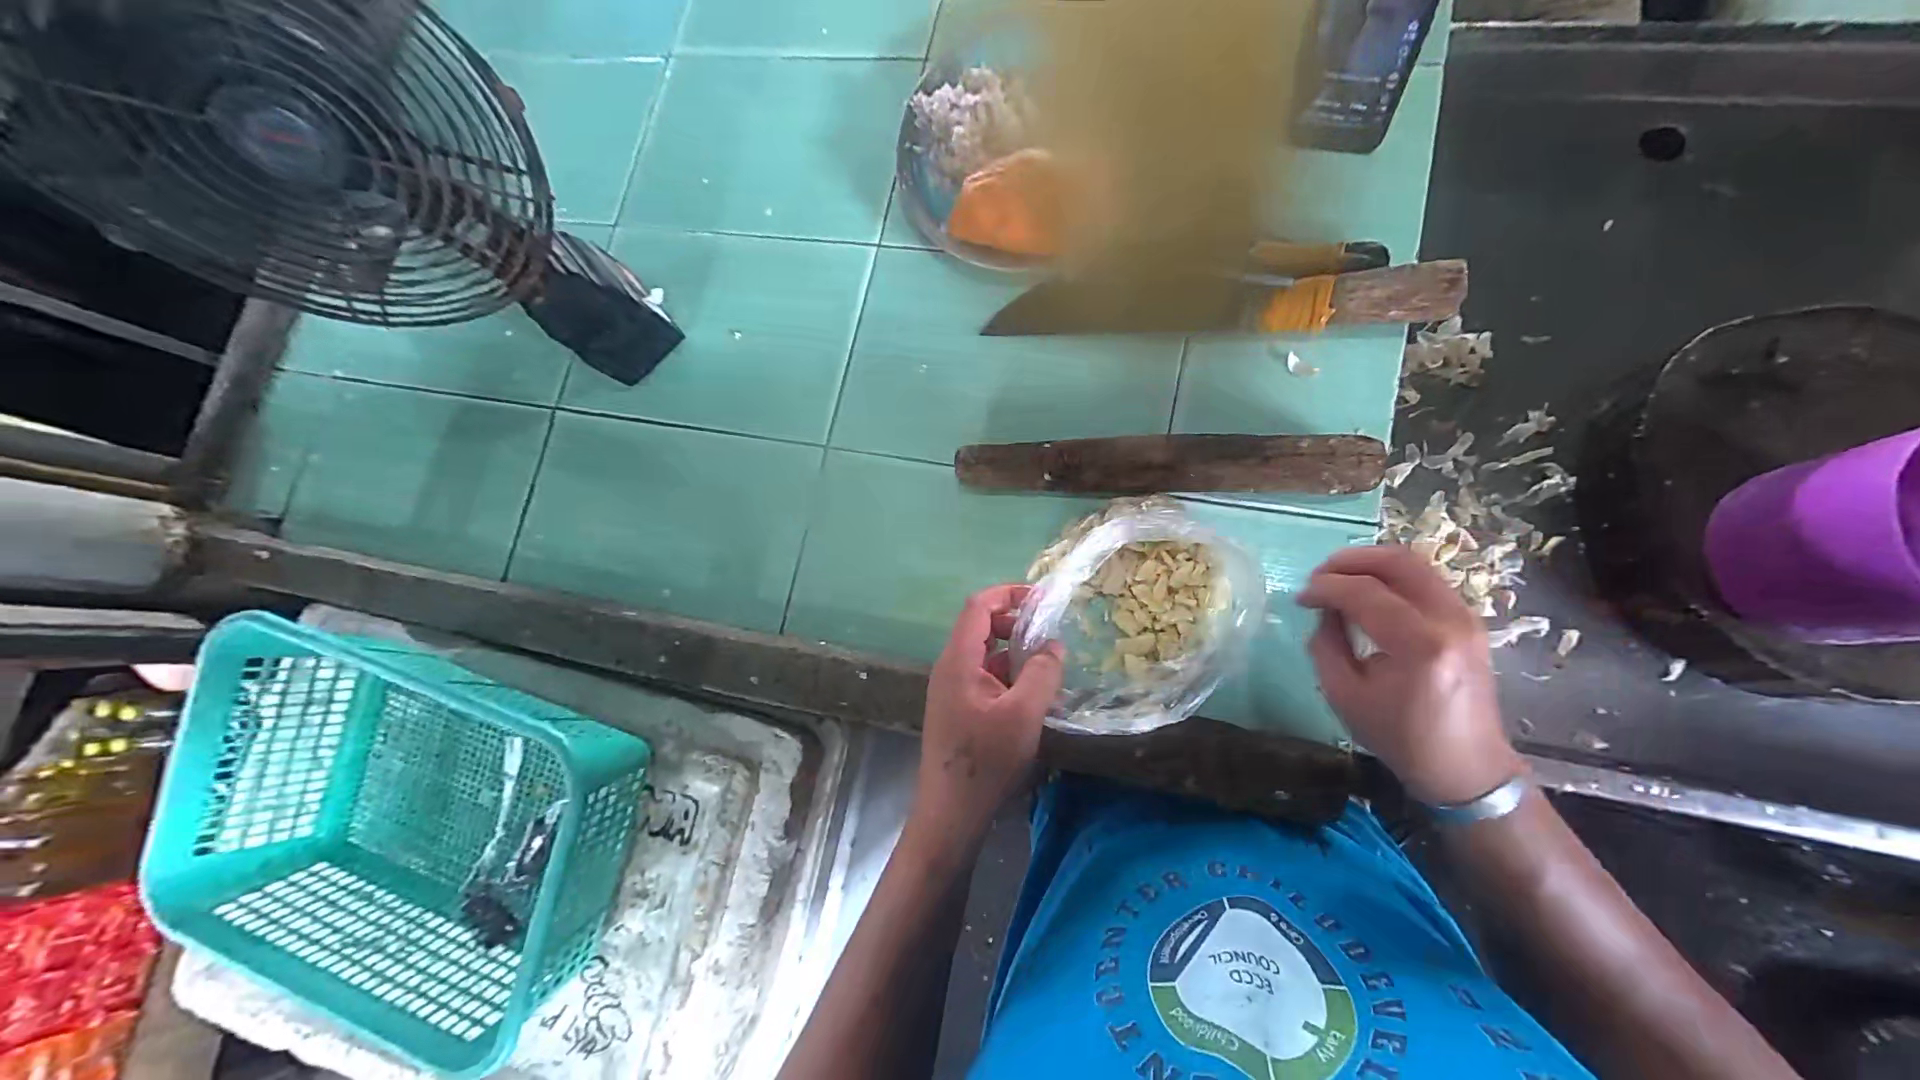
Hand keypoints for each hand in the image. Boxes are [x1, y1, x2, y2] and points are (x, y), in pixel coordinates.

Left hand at [913, 585, 1064, 840]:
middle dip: (1017, 624)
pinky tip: (1035, 694)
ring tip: (1051, 665)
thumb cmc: (985, 760)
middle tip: (1052, 634)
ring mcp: (953, 690)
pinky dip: (1011, 676)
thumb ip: (1042, 673)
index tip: (1044, 599)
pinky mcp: (959, 709)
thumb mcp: (1024, 714)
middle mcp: (950, 668)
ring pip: (987, 656)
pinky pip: (986, 678)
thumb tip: (1054, 645)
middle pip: (982, 628)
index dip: (1009, 593)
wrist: (951, 812)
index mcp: (958, 660)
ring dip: (1017, 653)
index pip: (978, 606)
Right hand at [1297, 545, 1521, 805]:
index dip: (1324, 587)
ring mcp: (1466, 617)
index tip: (1301, 597)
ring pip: (1414, 563)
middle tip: (1318, 577)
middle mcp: (1449, 621)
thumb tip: (1324, 609)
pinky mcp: (1468, 620)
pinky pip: (1425, 579)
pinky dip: (1390, 576)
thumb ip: (1326, 643)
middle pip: (1397, 561)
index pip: (1364, 591)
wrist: (1466, 766)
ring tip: (1338, 581)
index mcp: (1419, 645)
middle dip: (1347, 561)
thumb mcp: (1344, 694)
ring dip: (1369, 564)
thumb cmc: (1400, 736)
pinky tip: (1367, 593)